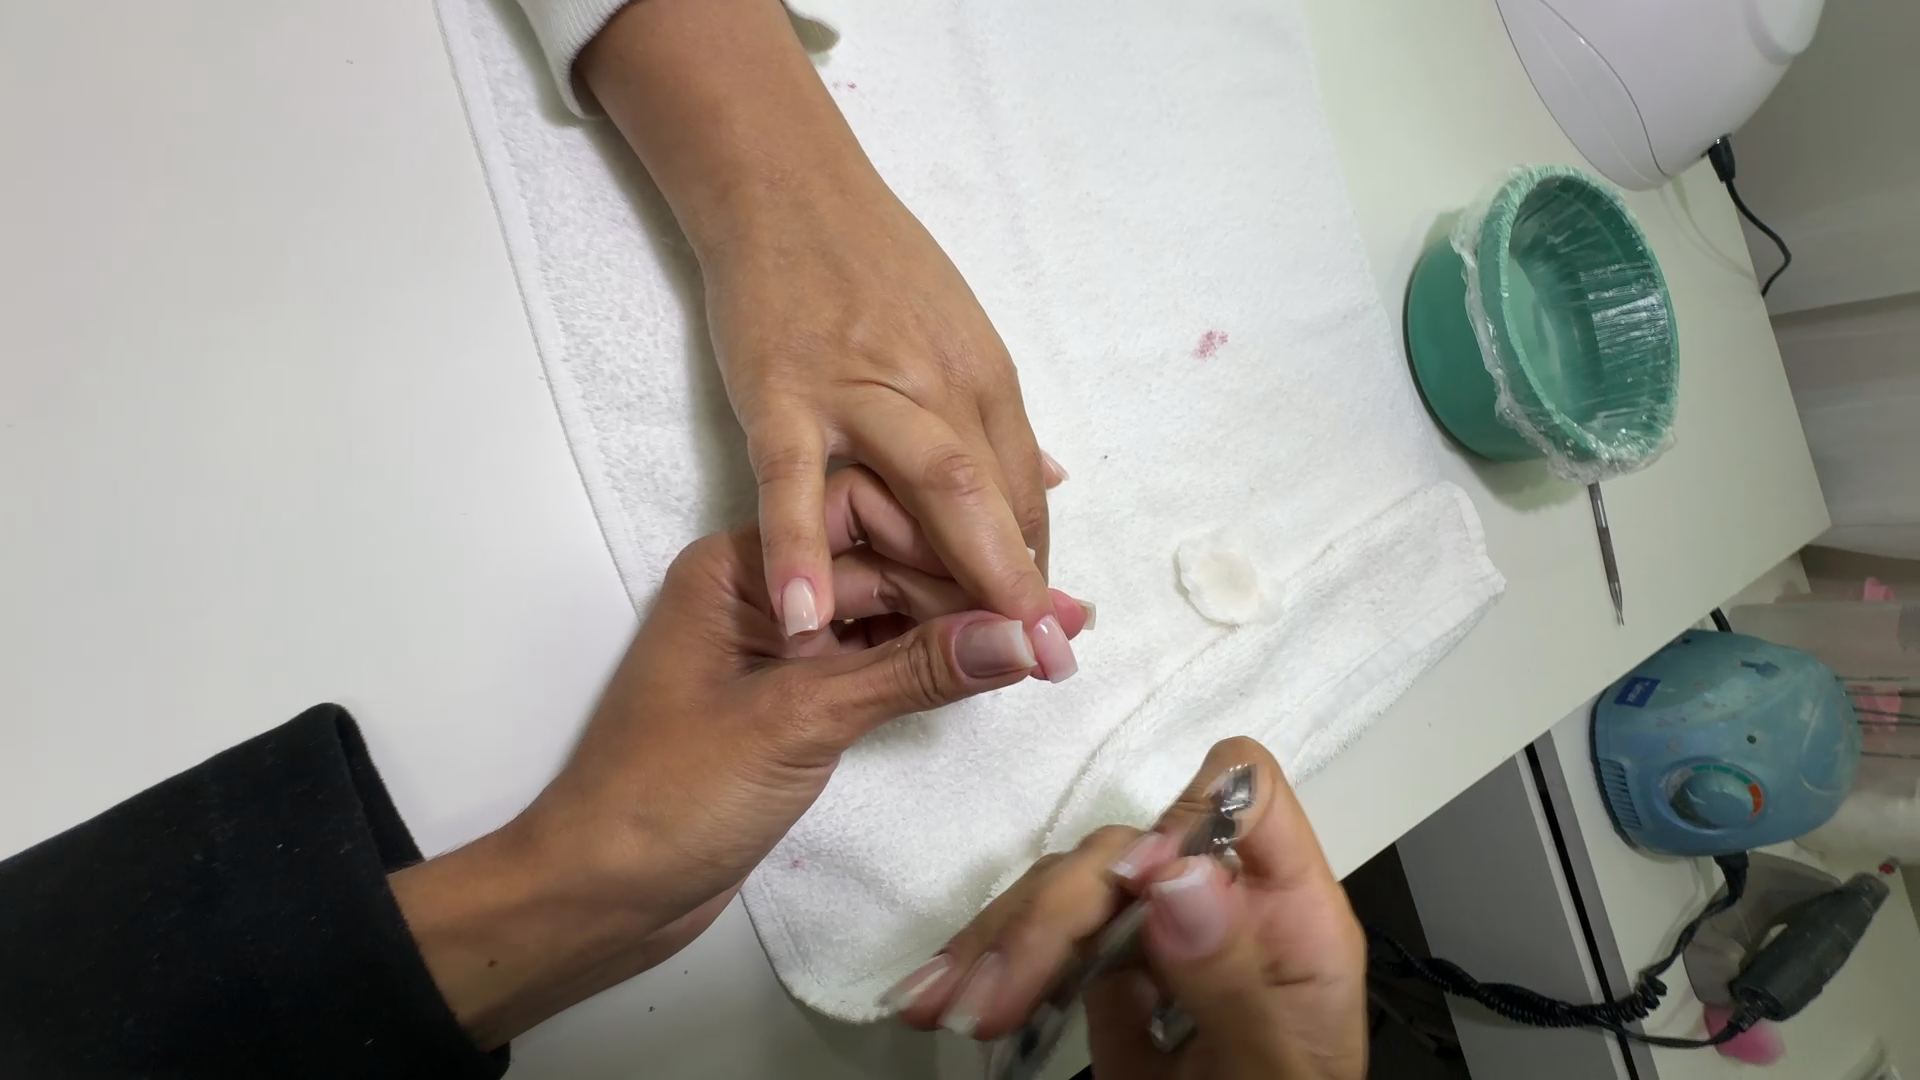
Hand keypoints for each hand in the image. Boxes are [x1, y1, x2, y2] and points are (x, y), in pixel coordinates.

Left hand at [390, 468, 1088, 1047]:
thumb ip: (916, 671)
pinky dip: (934, 663)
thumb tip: (1024, 639)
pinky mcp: (804, 688)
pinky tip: (992, 665)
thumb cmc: (674, 793)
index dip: (948, 550)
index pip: (864, 522)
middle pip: (887, 566)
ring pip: (891, 614)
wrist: (603, 896)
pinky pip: (880, 657)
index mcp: (744, 563)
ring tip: (1047, 640)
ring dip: (962, 629)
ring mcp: (789, 640)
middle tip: (1059, 618)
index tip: (1027, 584)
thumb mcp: (800, 720)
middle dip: (970, 594)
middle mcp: (769, 587)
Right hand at [578, 0, 1071, 676]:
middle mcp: (941, 386)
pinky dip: (803, 550)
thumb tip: (1055, 484)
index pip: (1024, 492)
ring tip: (974, 659)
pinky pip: (796, 479)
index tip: (1041, 622)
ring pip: (929, 488)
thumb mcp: (962, 339)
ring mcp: (863, 389)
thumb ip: (1001, 422)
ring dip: (958, 577)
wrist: (789, 188)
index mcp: (985, 379)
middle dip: (1027, 585)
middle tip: (1050, 663)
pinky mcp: (784, 392)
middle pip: (996, 498)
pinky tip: (808, 619)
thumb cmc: (878, 271)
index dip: (1035, 564)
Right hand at [887, 738, 1367, 1079]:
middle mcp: (1213, 902)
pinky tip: (945, 992)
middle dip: (1050, 914)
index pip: (1244, 797)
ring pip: (1068, 889)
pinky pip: (1044, 939)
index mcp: (1281, 914)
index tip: (1132, 883)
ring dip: (1001, 939)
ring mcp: (1156, 932)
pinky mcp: (1107, 967)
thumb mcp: (1277, 1073)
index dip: (1187, 813)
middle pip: (1124, 852)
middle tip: (988, 996)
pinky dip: (991, 960)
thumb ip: (1235, 981)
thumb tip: (1171, 872)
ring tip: (940, 1001)